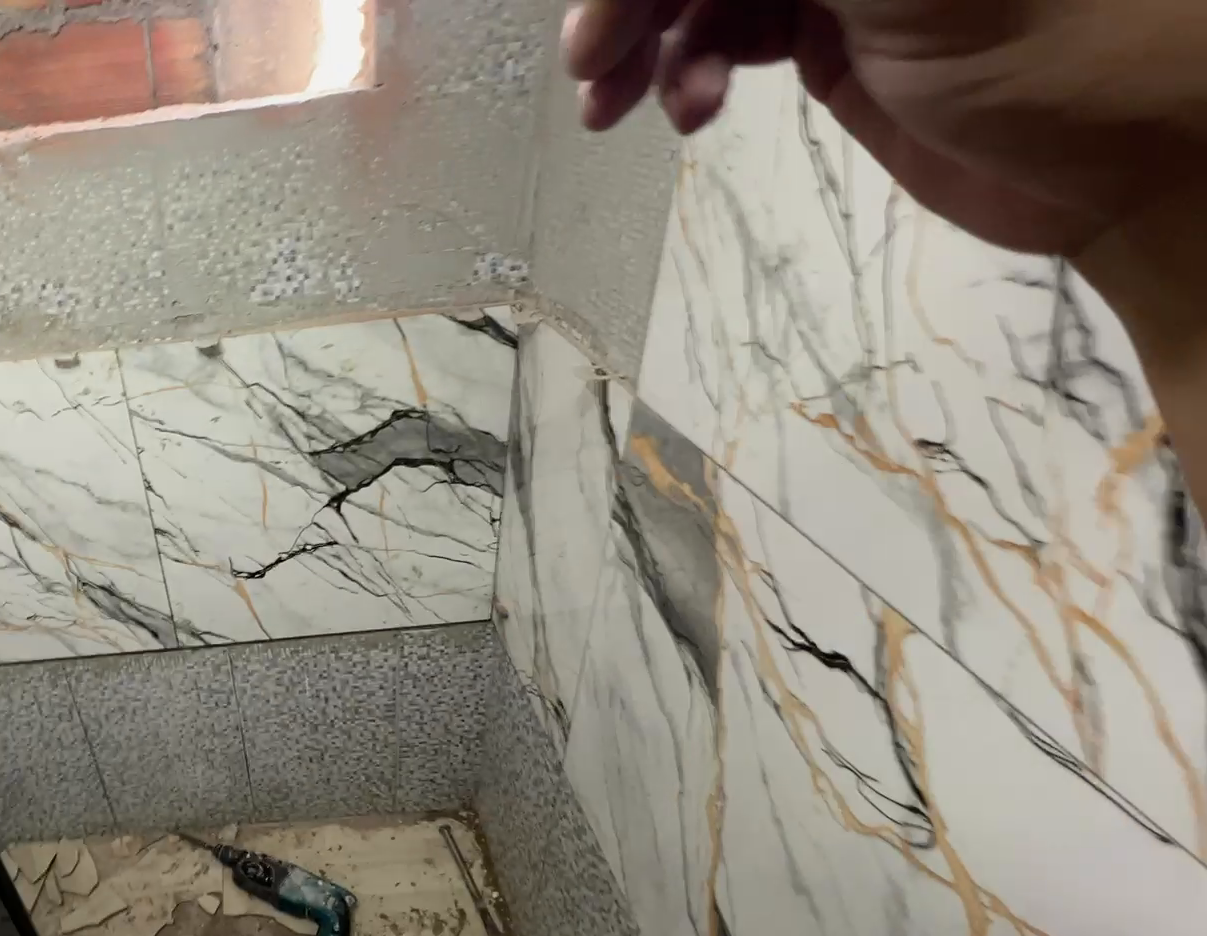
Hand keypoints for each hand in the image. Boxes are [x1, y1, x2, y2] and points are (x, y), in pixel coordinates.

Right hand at [563, 0, 1206, 257]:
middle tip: (589, 67)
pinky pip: (725, 38)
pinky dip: (691, 77)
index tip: (598, 20)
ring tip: (613, 111)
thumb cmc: (1049, 23)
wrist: (1120, 147)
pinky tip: (691, 115)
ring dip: (649, 49)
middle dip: (635, 1)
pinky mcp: (829, 27)